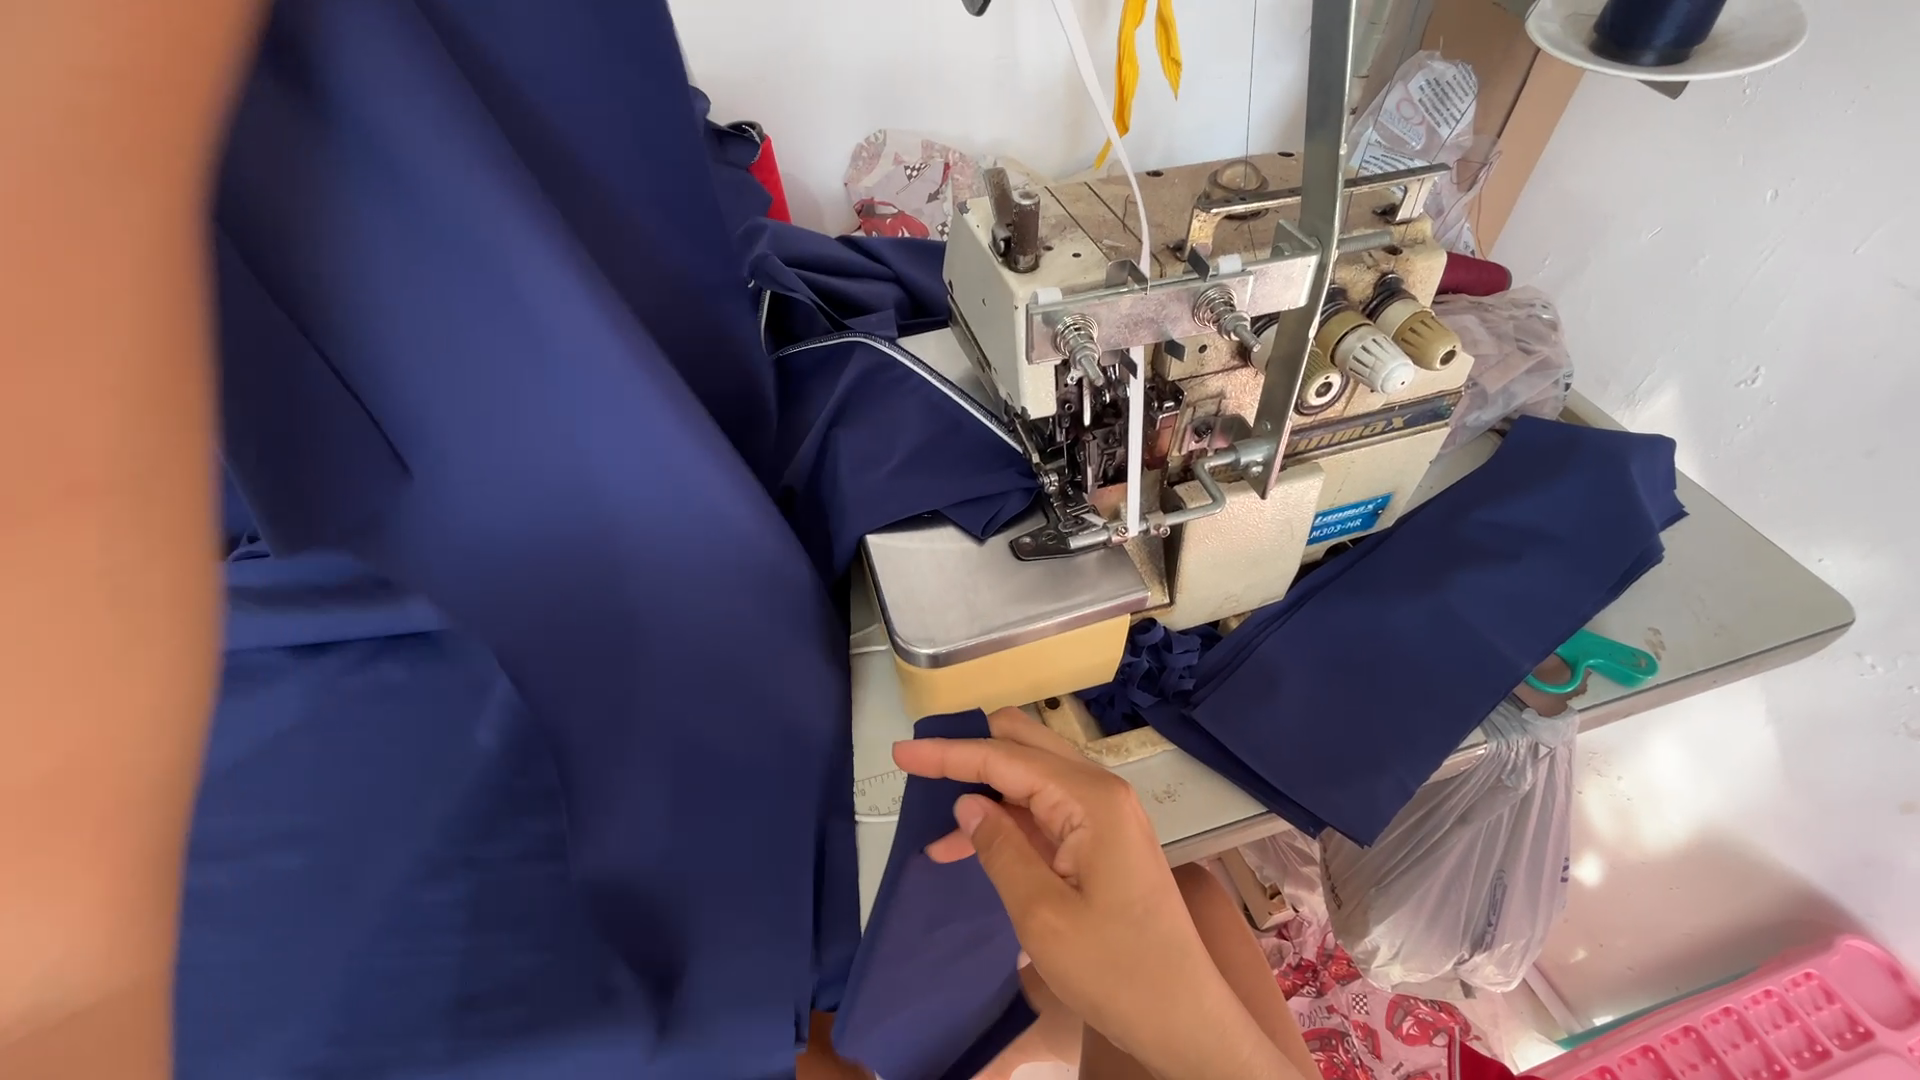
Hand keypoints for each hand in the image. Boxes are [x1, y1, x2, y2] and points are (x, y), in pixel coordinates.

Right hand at [892, 708, 1289, 1079]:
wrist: (1185, 1019)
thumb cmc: (1116, 970)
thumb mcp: (1042, 914)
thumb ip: (1000, 848)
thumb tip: (967, 803)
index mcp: (1090, 799)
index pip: (1006, 758)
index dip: (949, 753)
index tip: (901, 751)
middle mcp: (1101, 791)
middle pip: (1025, 747)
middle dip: (972, 751)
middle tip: (921, 765)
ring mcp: (1106, 813)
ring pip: (1032, 777)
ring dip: (986, 788)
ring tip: (933, 817)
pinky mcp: (1104, 838)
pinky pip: (1046, 811)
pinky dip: (1007, 819)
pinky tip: (970, 843)